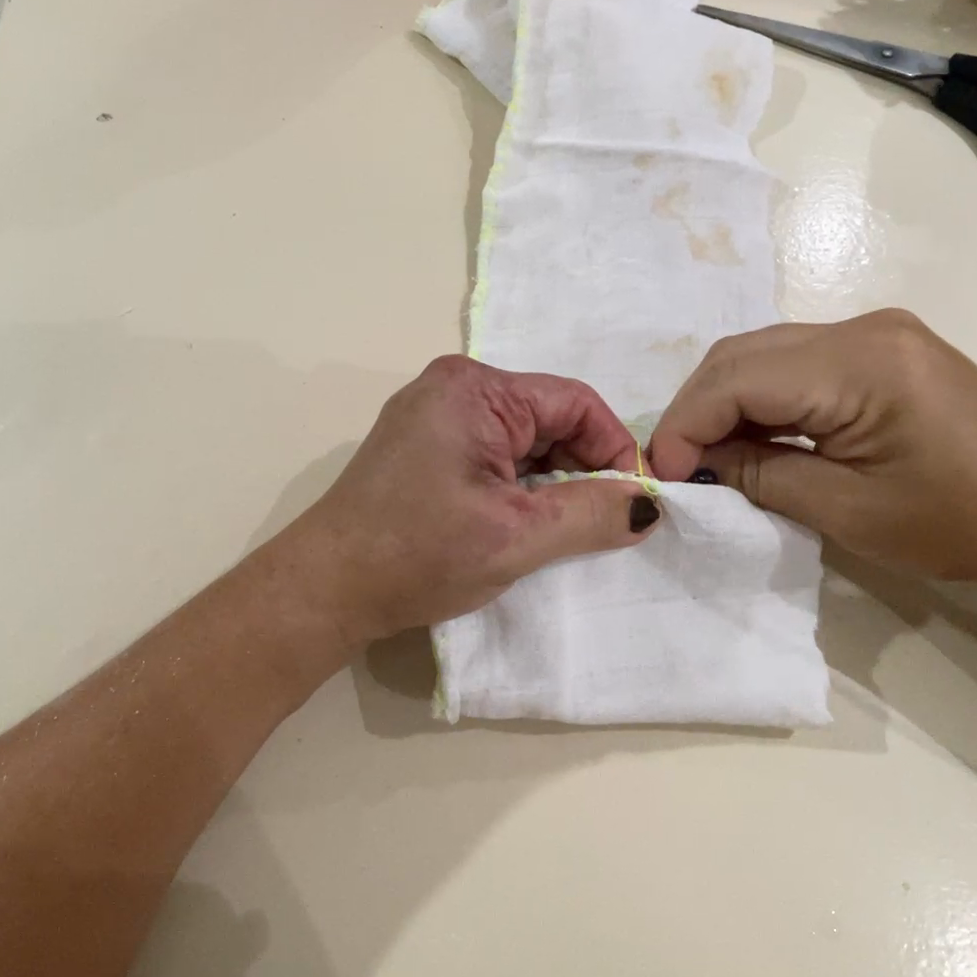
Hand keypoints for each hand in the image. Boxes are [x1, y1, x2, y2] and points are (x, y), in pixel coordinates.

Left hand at [279, 356, 660, 648]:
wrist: (327, 587)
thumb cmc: (418, 554)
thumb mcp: (517, 536)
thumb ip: (591, 514)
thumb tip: (650, 505)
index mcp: (474, 389)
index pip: (573, 402)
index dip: (613, 450)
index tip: (636, 502)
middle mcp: (452, 388)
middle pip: (547, 419)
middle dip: (580, 469)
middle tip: (603, 523)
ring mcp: (432, 417)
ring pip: (521, 441)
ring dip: (549, 483)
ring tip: (563, 530)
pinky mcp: (422, 447)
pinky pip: (491, 455)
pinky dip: (517, 487)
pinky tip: (524, 524)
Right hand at [648, 309, 976, 583]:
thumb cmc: (956, 524)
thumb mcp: (842, 510)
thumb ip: (756, 473)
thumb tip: (693, 461)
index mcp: (861, 364)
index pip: (737, 378)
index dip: (685, 424)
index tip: (661, 476)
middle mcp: (863, 328)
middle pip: (741, 354)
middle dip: (696, 409)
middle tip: (676, 466)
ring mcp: (874, 332)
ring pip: (761, 353)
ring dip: (723, 401)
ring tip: (706, 455)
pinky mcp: (880, 347)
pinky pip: (793, 361)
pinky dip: (758, 397)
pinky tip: (751, 436)